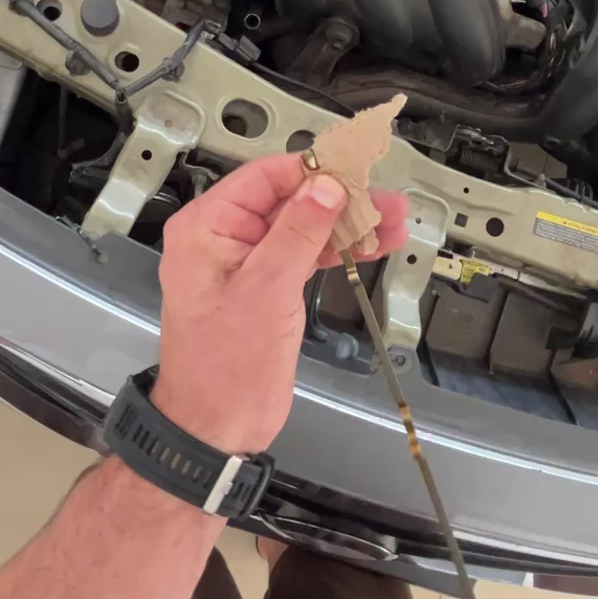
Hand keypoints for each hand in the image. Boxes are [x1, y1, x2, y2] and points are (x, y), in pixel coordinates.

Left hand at [151, 154, 408, 455]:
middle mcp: (225, 239)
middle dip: (339, 200)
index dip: (311, 172)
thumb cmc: (221, 367)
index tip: (353, 170)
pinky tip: (371, 245)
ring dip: (347, 225)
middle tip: (383, 200)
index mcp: (207, 228)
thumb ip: (297, 233)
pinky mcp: (267, 286)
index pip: (265, 178)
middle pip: (290, 202)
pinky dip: (338, 250)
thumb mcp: (265, 290)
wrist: (216, 428)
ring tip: (390, 221)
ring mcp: (248, 263)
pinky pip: (305, 254)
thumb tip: (323, 187)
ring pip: (303, 228)